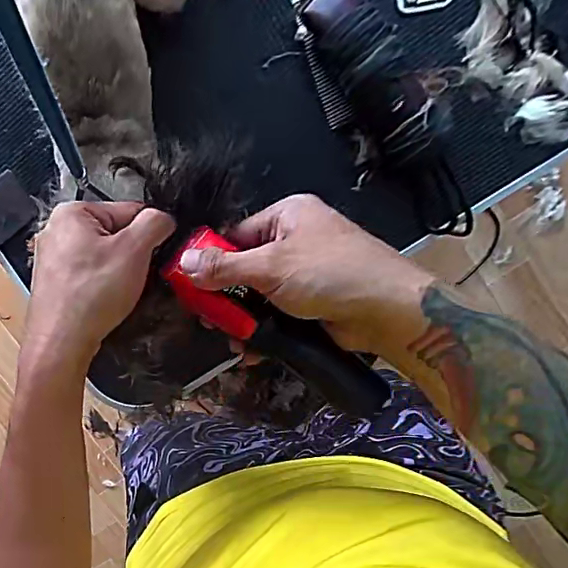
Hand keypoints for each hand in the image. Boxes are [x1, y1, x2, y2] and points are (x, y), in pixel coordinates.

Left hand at [23, 200, 175, 369]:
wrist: (61, 341)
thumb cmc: (89, 297)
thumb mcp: (134, 251)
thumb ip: (154, 225)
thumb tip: (164, 218)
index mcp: (73, 212)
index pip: (128, 210)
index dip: (149, 233)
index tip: (156, 252)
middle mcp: (57, 230)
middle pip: (115, 235)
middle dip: (132, 256)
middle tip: (136, 276)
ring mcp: (54, 259)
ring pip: (104, 258)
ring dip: (119, 274)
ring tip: (118, 292)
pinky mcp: (57, 284)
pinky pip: (91, 278)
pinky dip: (103, 288)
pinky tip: (105, 301)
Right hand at [176, 194, 431, 356]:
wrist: (385, 310)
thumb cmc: (329, 273)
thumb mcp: (271, 266)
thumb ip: (225, 268)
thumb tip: (182, 263)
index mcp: (288, 215)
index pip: (237, 235)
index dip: (213, 261)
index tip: (191, 287)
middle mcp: (297, 241)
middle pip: (247, 269)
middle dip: (228, 298)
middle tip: (208, 321)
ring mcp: (307, 276)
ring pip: (262, 298)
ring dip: (246, 321)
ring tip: (232, 341)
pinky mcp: (314, 305)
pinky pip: (279, 317)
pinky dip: (266, 333)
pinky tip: (252, 352)